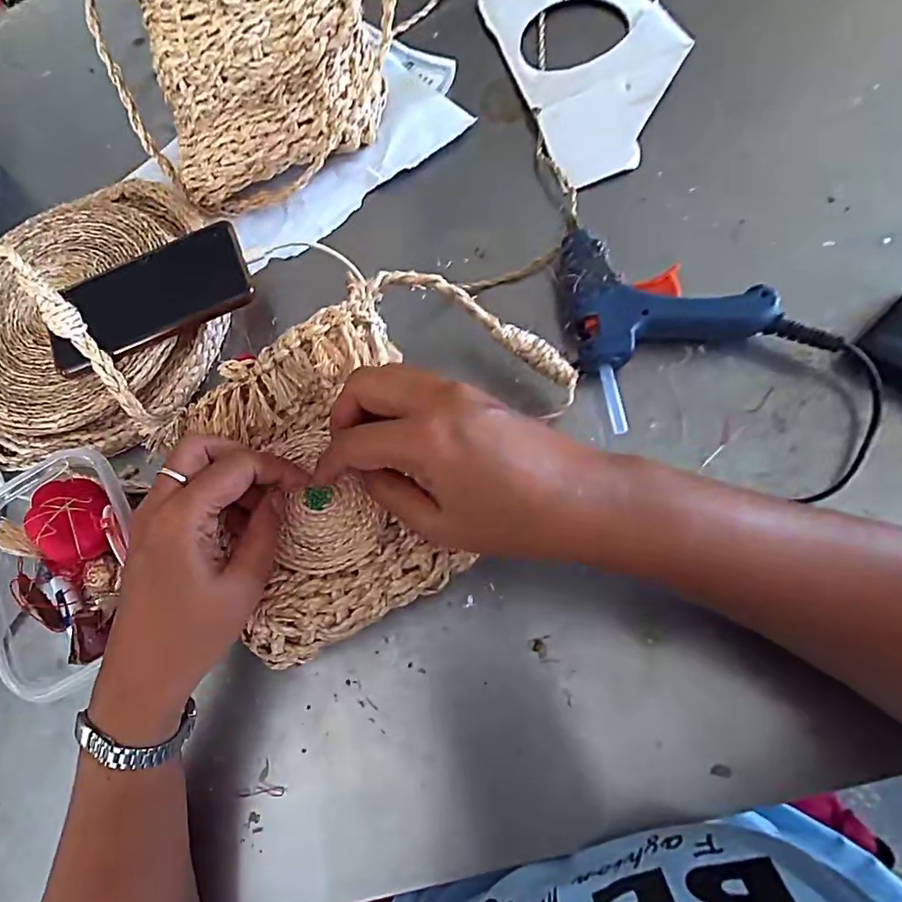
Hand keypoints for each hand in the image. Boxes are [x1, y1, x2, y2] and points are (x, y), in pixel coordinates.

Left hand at [92, 436, 307, 743]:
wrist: (141, 674)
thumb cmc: (194, 637)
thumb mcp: (243, 587)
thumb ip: (265, 532)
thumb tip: (282, 496)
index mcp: (181, 516)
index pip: (234, 464)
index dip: (274, 468)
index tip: (302, 486)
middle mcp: (157, 504)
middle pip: (198, 447)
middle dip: (242, 456)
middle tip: (273, 485)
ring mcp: (147, 516)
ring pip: (187, 467)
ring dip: (225, 475)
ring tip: (260, 511)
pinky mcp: (147, 531)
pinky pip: (180, 492)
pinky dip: (209, 494)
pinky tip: (235, 525)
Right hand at [311, 364, 611, 560]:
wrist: (581, 496)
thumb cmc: (512, 523)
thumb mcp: (440, 526)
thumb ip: (390, 494)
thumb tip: (364, 473)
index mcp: (424, 438)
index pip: (354, 439)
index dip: (329, 461)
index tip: (321, 480)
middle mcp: (435, 399)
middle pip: (364, 382)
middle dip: (341, 414)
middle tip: (346, 451)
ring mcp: (456, 388)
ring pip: (390, 375)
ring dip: (368, 403)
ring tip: (373, 445)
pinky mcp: (472, 390)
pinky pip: (415, 383)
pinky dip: (395, 401)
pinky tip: (405, 438)